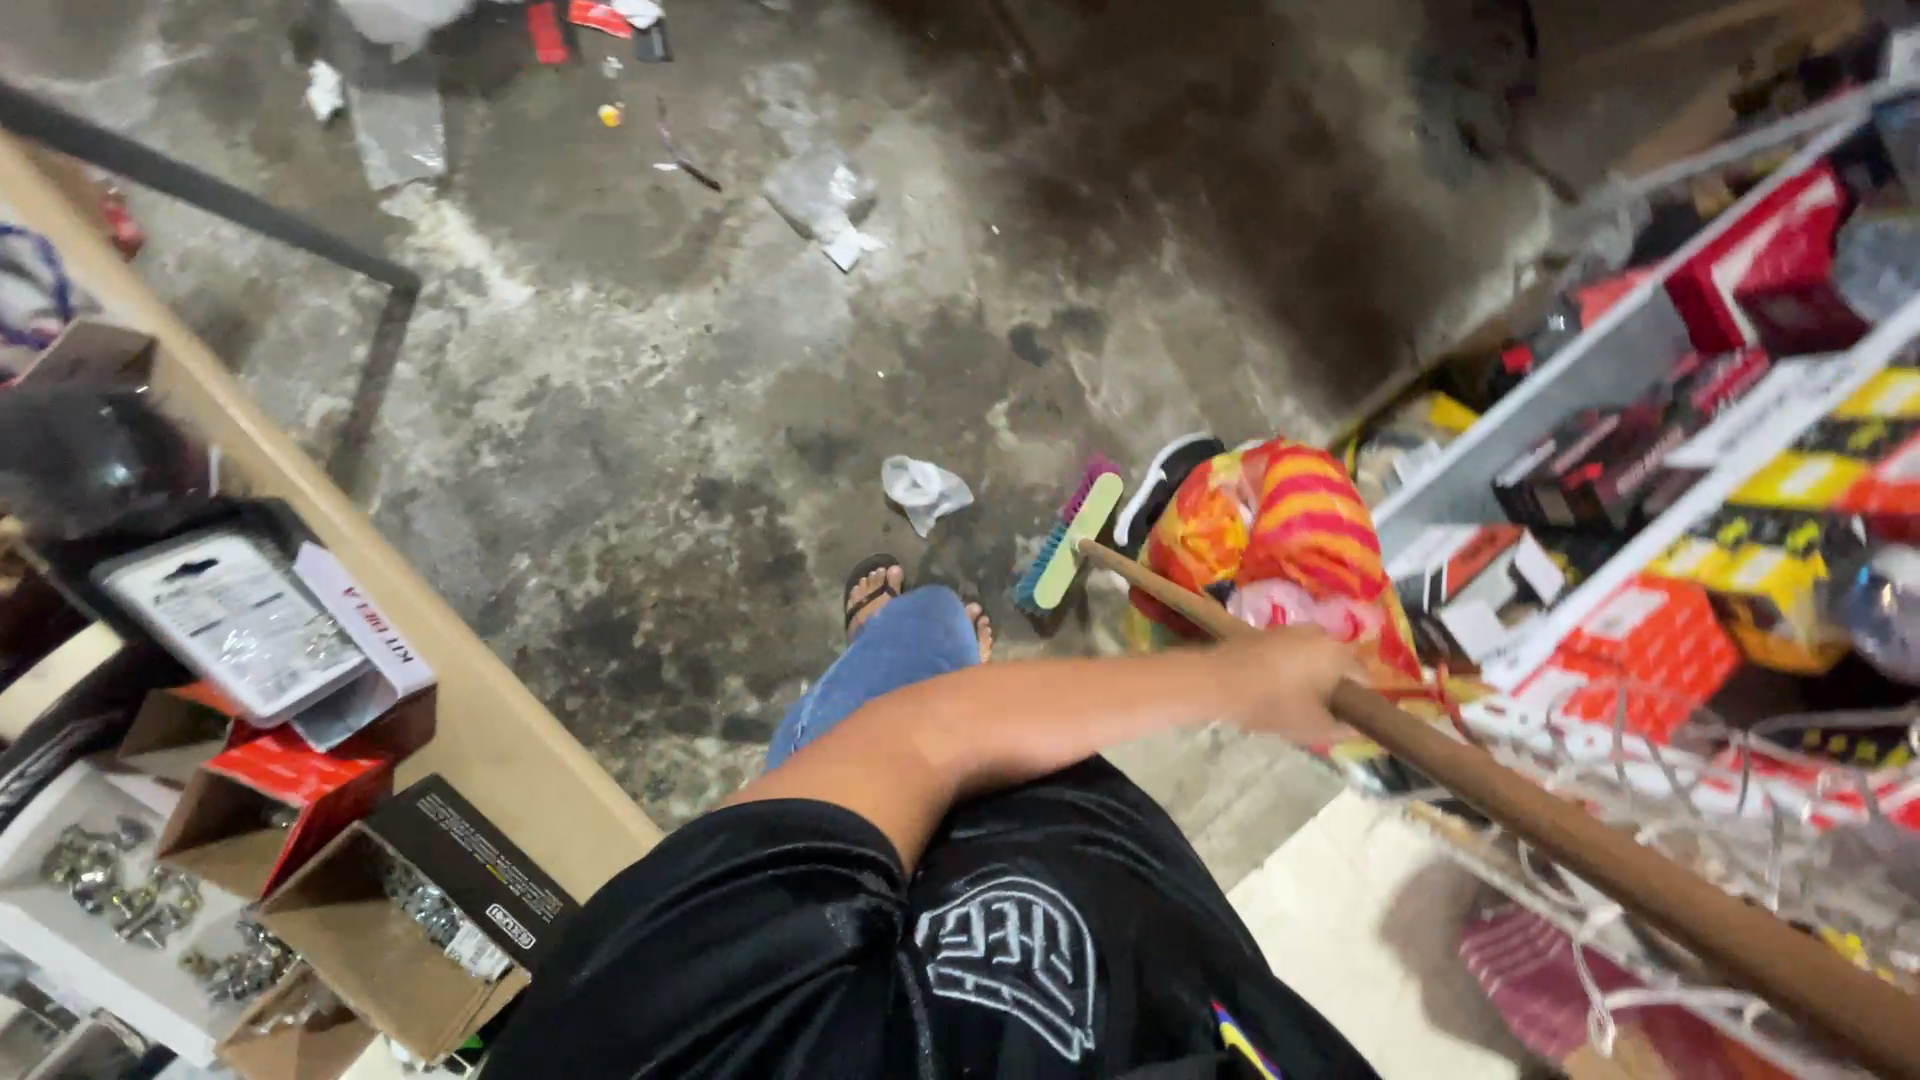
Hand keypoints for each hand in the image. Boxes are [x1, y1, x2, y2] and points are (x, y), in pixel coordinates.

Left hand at [1212, 625, 1363, 746]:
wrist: (1216, 681)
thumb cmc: (1273, 703)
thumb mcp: (1314, 727)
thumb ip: (1343, 729)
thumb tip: (1356, 727)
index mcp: (1338, 652)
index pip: (1364, 679)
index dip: (1359, 703)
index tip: (1346, 719)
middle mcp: (1318, 632)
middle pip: (1337, 663)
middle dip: (1332, 685)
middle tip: (1318, 711)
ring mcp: (1288, 629)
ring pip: (1311, 655)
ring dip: (1309, 674)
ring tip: (1293, 700)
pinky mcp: (1263, 631)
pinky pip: (1288, 651)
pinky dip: (1286, 666)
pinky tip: (1271, 685)